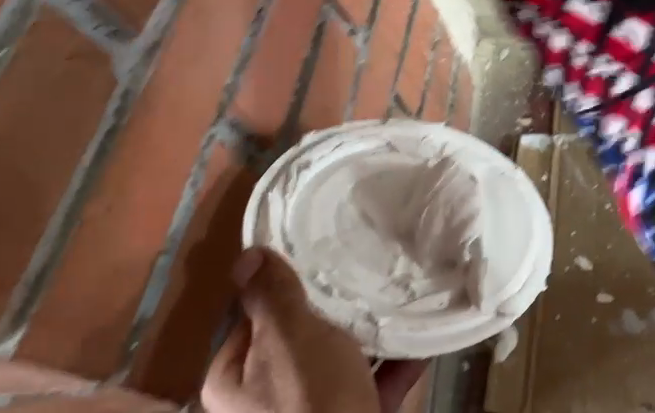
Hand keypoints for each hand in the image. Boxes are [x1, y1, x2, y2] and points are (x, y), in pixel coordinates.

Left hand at [201, 248, 425, 412]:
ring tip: (398, 298)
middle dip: (333, 311)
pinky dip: (396, 364)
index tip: (319, 261)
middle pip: (298, 341)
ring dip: (369, 336)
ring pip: (339, 362)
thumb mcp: (290, 336)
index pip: (252, 320)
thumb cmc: (310, 397)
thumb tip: (245, 256)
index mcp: (233, 381)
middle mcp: (262, 402)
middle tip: (363, 274)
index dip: (283, 289)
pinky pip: (372, 384)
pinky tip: (422, 340)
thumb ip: (272, 295)